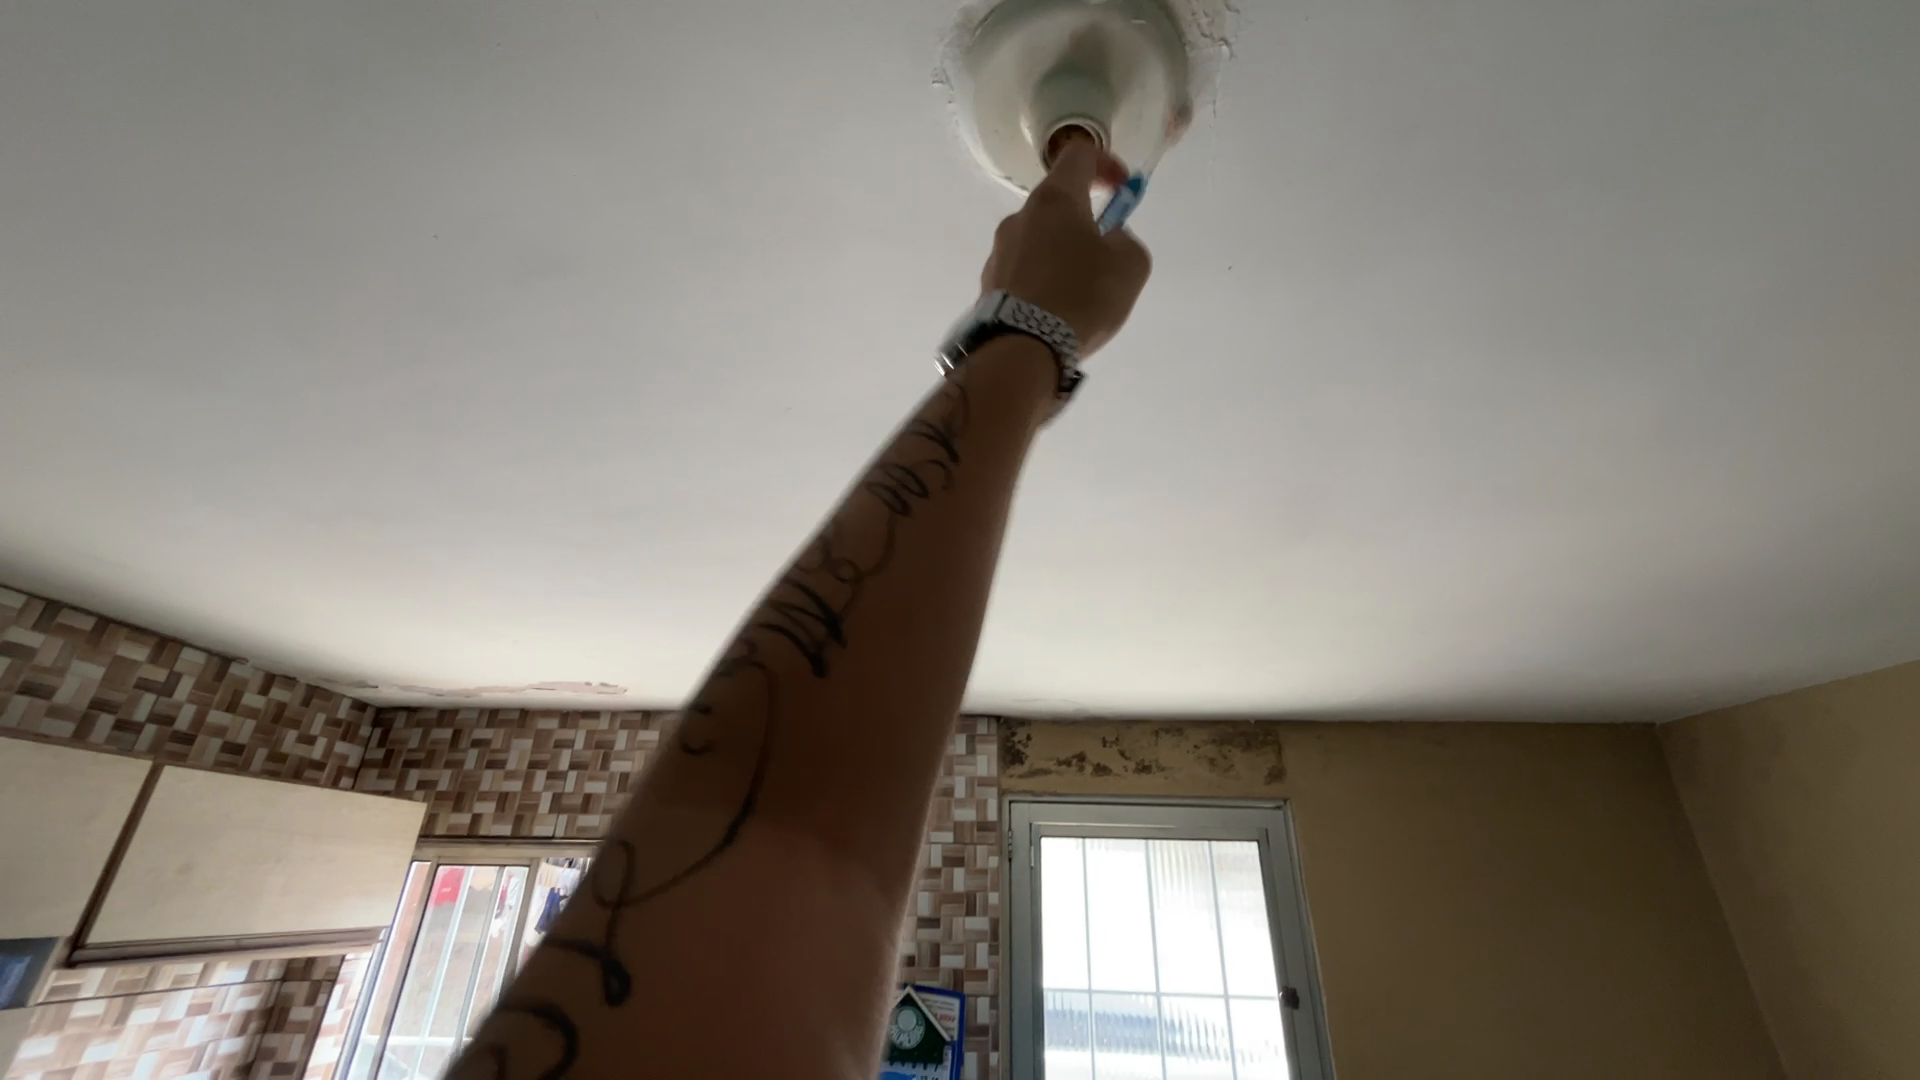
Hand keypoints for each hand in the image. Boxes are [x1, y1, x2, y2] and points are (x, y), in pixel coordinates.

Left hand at [978, 134, 1152, 357]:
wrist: (1023, 351)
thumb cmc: (1082, 298)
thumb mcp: (1129, 266)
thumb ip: (1126, 242)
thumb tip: (1109, 241)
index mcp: (1054, 200)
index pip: (1078, 155)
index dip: (1105, 163)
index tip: (1121, 186)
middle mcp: (1018, 219)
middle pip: (1054, 206)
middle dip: (1081, 223)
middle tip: (1100, 257)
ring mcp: (997, 255)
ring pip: (1036, 244)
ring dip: (1058, 257)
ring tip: (1076, 295)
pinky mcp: (987, 288)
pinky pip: (1021, 276)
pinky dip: (1040, 285)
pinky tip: (1053, 314)